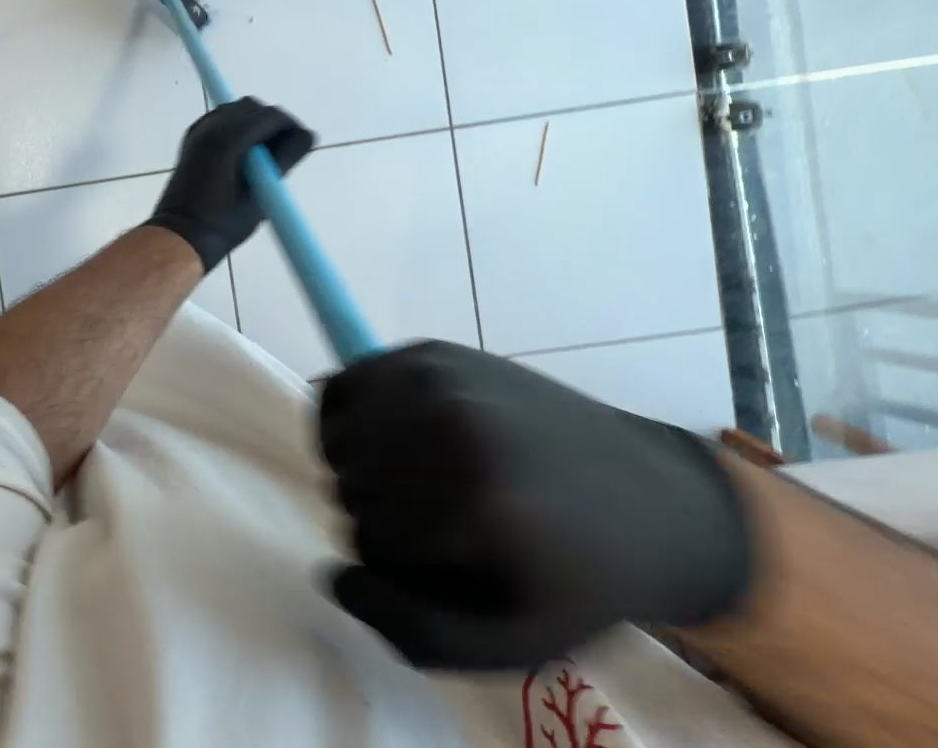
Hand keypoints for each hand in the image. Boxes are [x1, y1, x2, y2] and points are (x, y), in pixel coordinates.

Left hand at [145, 98, 313, 271]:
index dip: (289, 127)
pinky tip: (241, 155)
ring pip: (235, 111)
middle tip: (280, 153)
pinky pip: (219, 121)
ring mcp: (197, 132)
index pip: (271, 115)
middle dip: (271, 123)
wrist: (182, 234)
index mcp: (228, 138)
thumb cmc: (226, 221)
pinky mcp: (191, 140)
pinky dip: (235, 129)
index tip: (298, 147)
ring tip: (260, 157)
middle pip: (252, 107)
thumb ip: (286, 158)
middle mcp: (210, 127)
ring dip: (252, 125)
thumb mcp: (264, 191)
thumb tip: (306, 135)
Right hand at [319, 341, 752, 669]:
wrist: (656, 499)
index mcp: (472, 497)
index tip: (452, 565)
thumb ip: (412, 632)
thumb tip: (337, 576)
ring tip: (416, 482)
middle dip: (380, 514)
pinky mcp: (427, 351)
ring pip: (337, 440)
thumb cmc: (579, 576)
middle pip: (350, 486)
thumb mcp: (514, 640)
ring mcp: (434, 378)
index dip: (401, 566)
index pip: (368, 541)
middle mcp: (445, 423)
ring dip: (360, 469)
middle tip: (439, 524)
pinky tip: (390, 439)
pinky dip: (345, 419)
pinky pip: (338, 390)